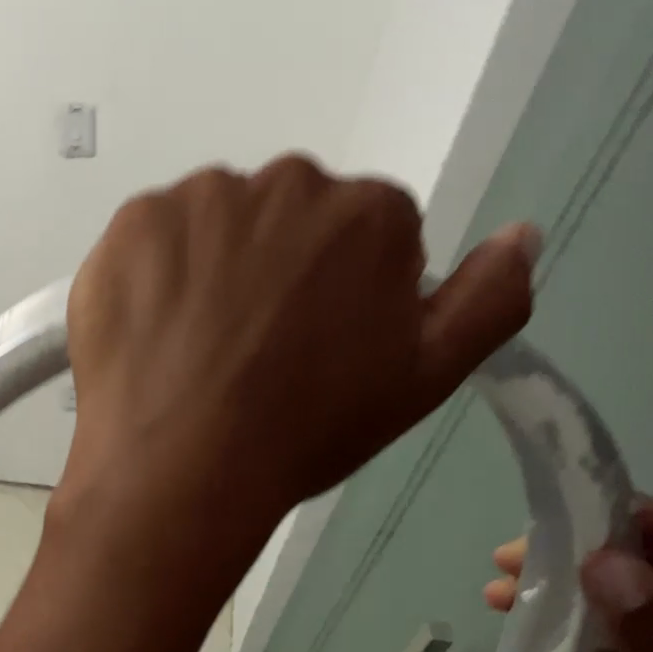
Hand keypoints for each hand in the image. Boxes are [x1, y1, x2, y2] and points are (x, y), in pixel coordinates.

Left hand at [62, 154, 537, 528]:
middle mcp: (286, 183)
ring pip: (215, 223)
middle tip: (251, 347)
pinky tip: (152, 331)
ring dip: (211, 265)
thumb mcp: (424, 380)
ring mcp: (198, 199)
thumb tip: (521, 233)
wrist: (182, 468)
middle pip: (287, 218)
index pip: (363, 232)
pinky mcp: (131, 223)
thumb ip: (487, 299)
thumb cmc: (306, 430)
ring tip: (196, 345)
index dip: (339, 291)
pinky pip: (151, 239)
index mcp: (368, 212)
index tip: (313, 344)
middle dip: (277, 267)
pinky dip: (152, 274)